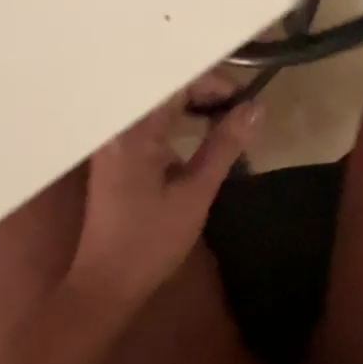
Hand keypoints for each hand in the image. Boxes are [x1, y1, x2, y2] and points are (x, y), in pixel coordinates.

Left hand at [69, 74, 261, 301]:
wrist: (106, 282)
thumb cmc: (151, 241)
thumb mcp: (195, 193)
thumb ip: (224, 146)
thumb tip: (256, 108)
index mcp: (134, 130)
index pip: (175, 82)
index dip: (213, 82)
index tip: (244, 98)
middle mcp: (118, 126)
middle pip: (164, 87)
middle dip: (205, 89)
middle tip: (240, 105)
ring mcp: (114, 138)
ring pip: (158, 102)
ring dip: (192, 103)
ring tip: (227, 114)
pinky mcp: (116, 152)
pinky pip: (149, 119)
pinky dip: (177, 119)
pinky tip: (200, 132)